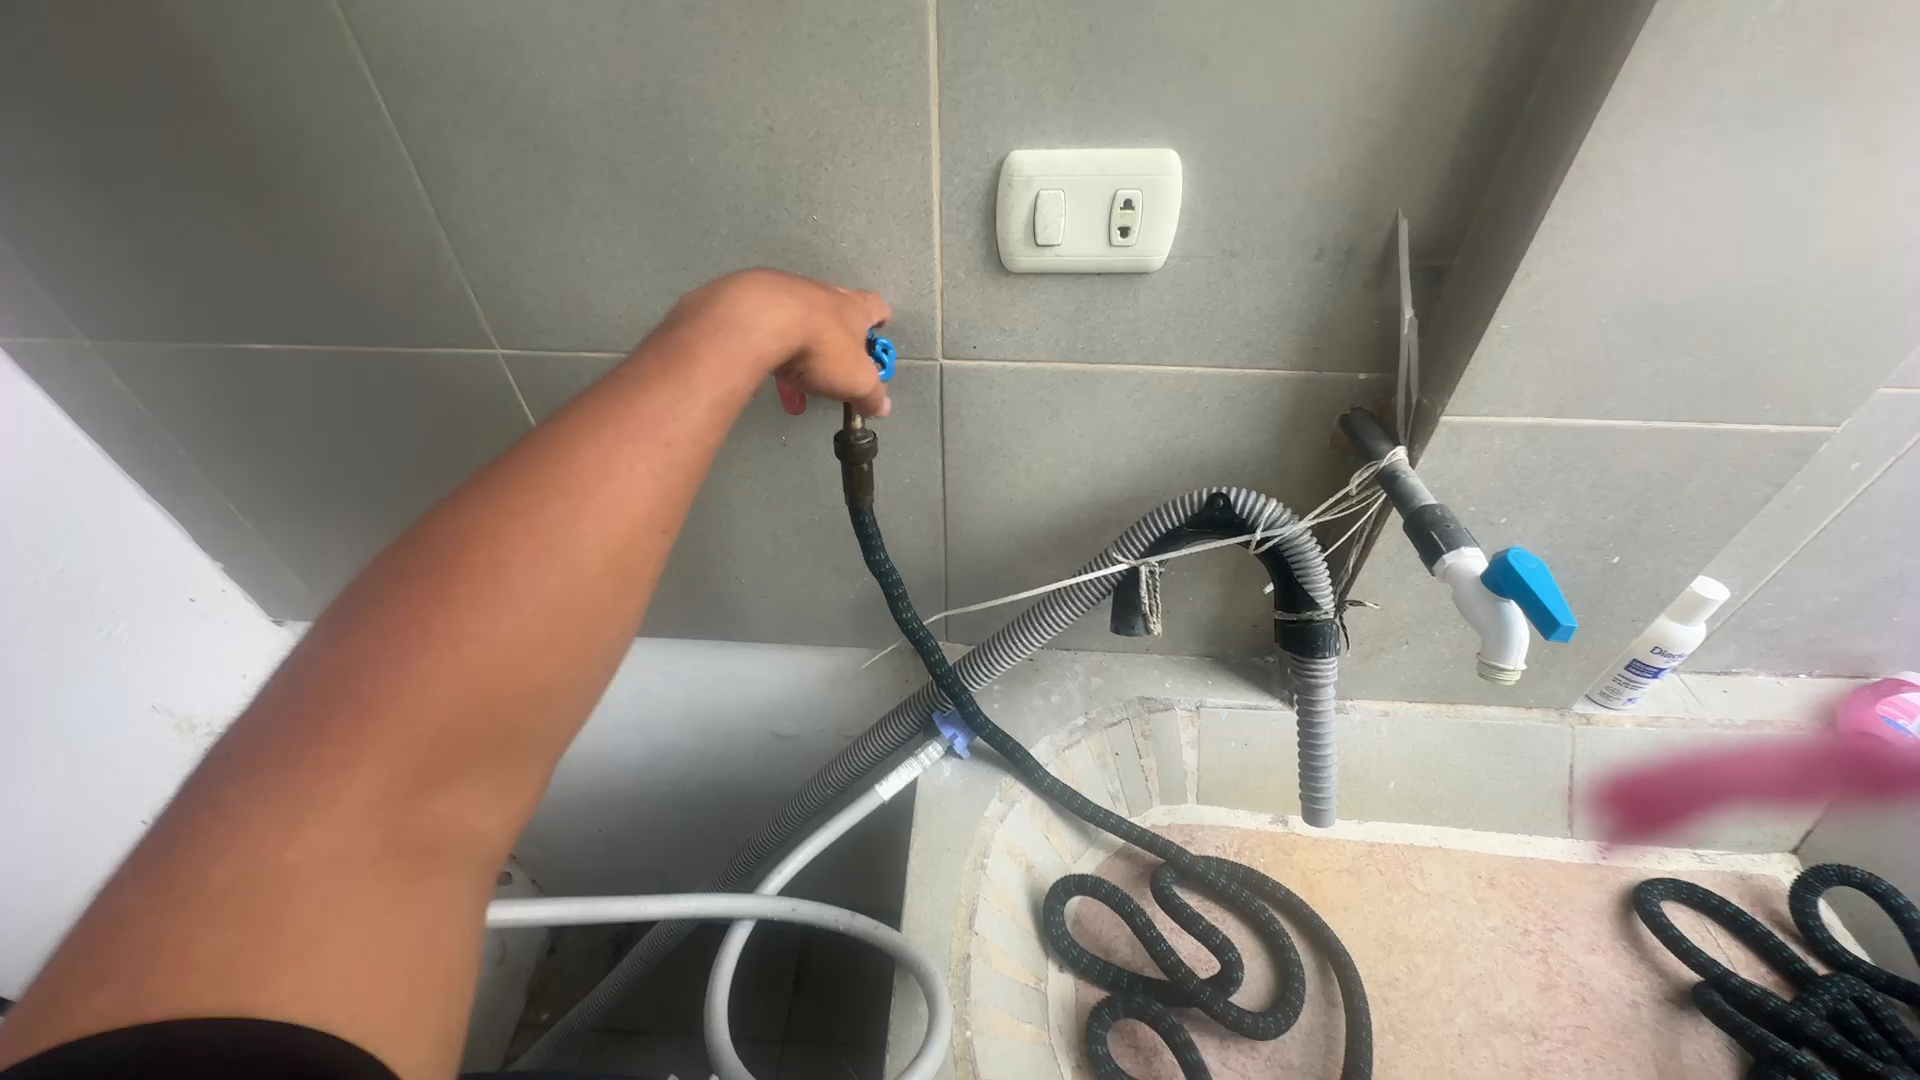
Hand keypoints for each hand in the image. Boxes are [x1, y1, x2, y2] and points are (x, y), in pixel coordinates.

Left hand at [659, 268, 891, 417]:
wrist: (758, 321)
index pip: (875, 306)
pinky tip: (765, 371)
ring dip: (800, 350)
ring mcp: (783, 294)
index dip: (880, 317)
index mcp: (852, 308)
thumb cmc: (820, 348)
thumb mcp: (856, 380)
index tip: (881, 325)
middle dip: (837, 339)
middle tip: (836, 364)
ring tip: (795, 384)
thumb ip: (872, 394)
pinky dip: (771, 350)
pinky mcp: (750, 302)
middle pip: (835, 311)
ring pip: (797, 322)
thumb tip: (883, 407)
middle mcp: (820, 294)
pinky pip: (766, 329)